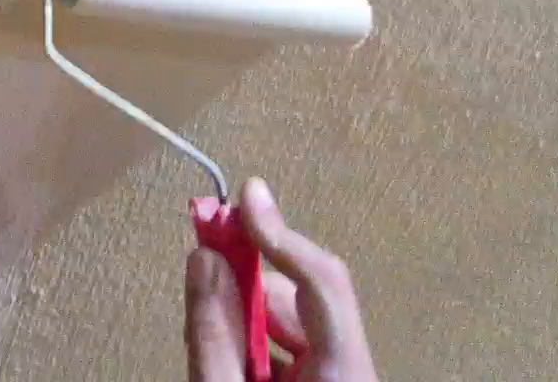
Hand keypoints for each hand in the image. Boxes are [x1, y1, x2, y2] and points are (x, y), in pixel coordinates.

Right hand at [186, 179, 378, 381]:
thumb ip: (214, 331)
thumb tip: (205, 255)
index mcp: (347, 375)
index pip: (324, 282)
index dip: (282, 234)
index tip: (244, 194)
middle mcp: (356, 371)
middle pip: (302, 297)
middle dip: (248, 281)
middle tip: (201, 279)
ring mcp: (346, 378)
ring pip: (295, 320)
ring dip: (247, 313)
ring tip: (211, 346)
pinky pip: (295, 346)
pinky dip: (258, 339)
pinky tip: (232, 364)